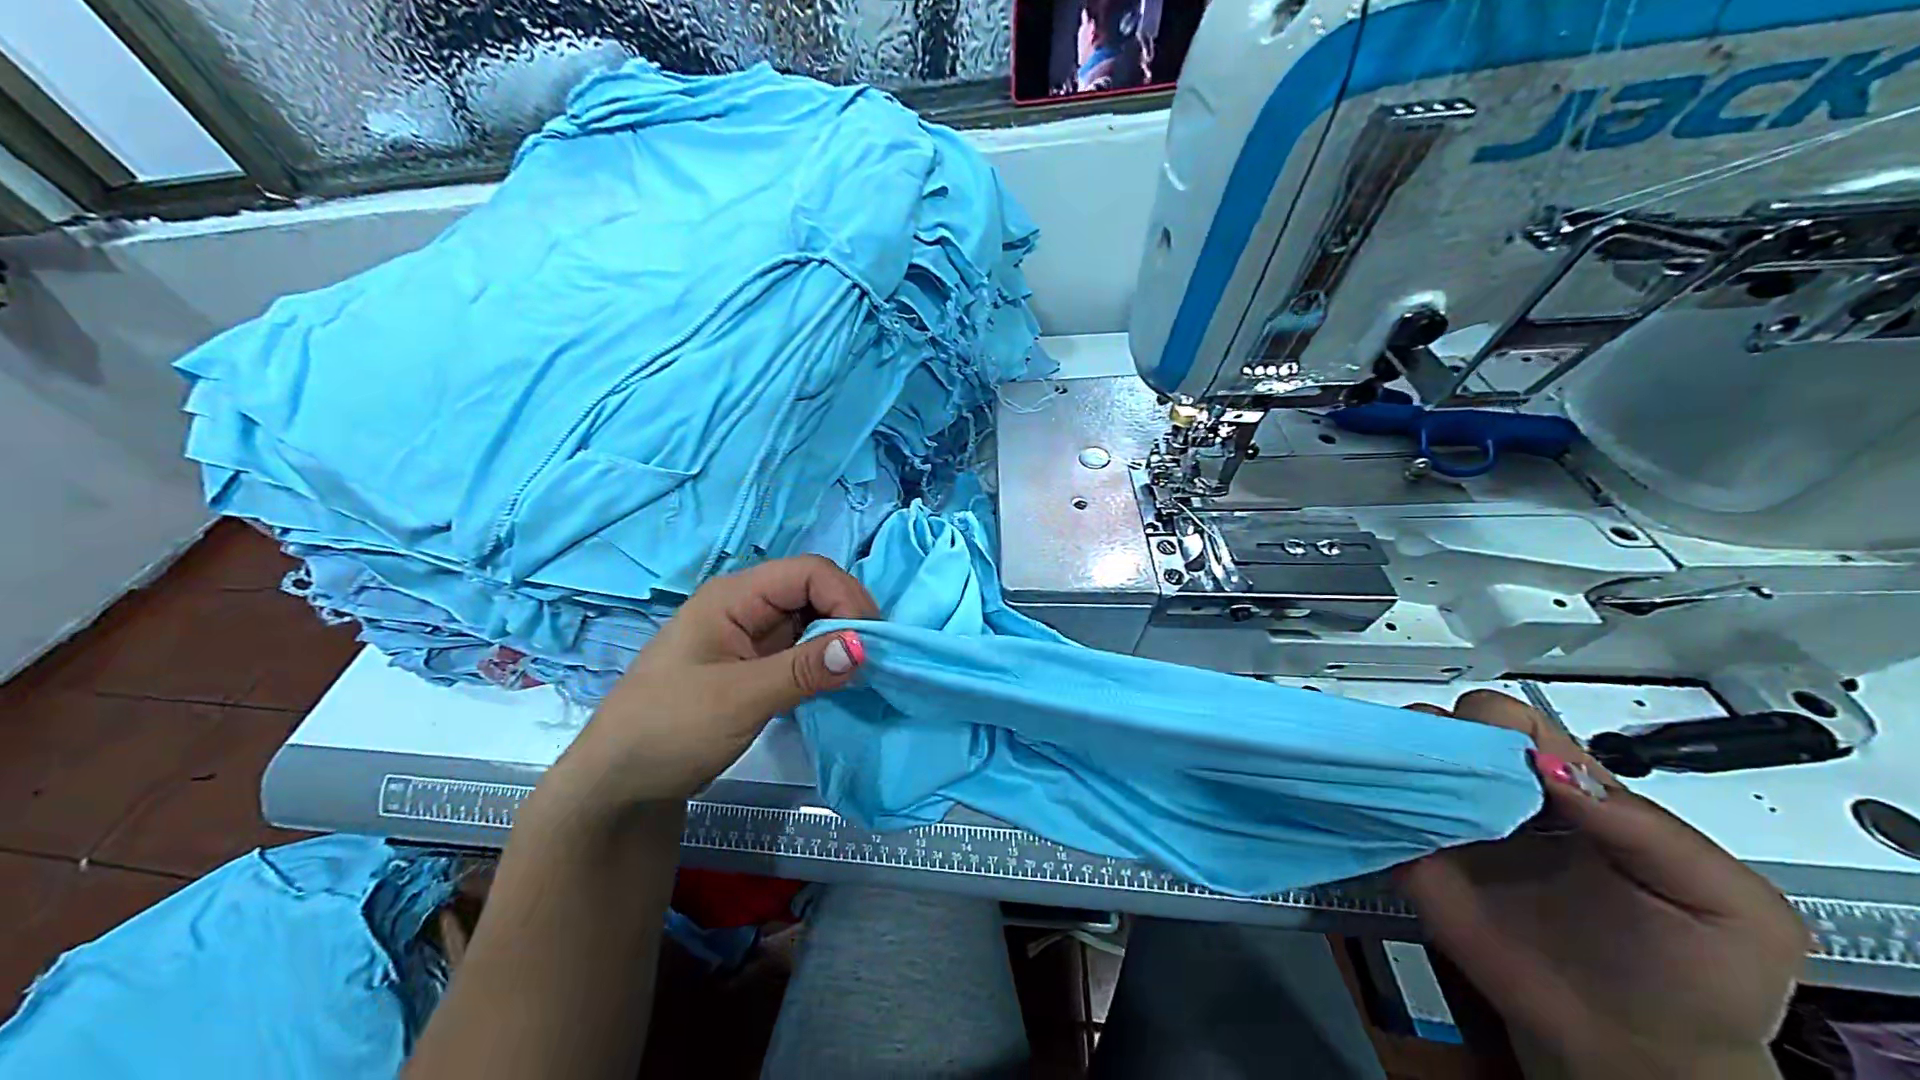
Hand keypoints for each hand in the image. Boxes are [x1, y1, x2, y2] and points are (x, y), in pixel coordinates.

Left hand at [541, 556, 877, 815]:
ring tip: (862, 672)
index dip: (845, 597)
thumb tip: (863, 647)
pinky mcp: (755, 666)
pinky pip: (802, 650)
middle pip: (813, 591)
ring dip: (840, 640)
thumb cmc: (668, 729)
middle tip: (872, 659)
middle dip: (848, 617)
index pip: (807, 572)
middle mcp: (745, 607)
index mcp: (734, 596)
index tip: (868, 642)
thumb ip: (802, 669)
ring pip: (811, 621)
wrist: (619, 783)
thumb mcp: (738, 698)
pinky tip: (839, 682)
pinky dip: (825, 661)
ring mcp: (750, 637)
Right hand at [1397, 691, 1807, 1078]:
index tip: (1493, 749)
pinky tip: (1371, 801)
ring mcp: (1456, 829)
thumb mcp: (1725, 905)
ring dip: (1396, 757)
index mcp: (1570, 788)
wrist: (1636, 1056)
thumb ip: (1649, 831)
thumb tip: (1552, 766)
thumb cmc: (1698, 978)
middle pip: (1450, 729)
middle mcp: (1503, 796)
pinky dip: (1369, 801)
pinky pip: (1383, 817)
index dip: (1498, 722)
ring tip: (1403, 779)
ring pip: (1408, 761)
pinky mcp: (1419, 864)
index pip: (1518, 725)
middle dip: (1436, 731)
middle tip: (1438, 761)